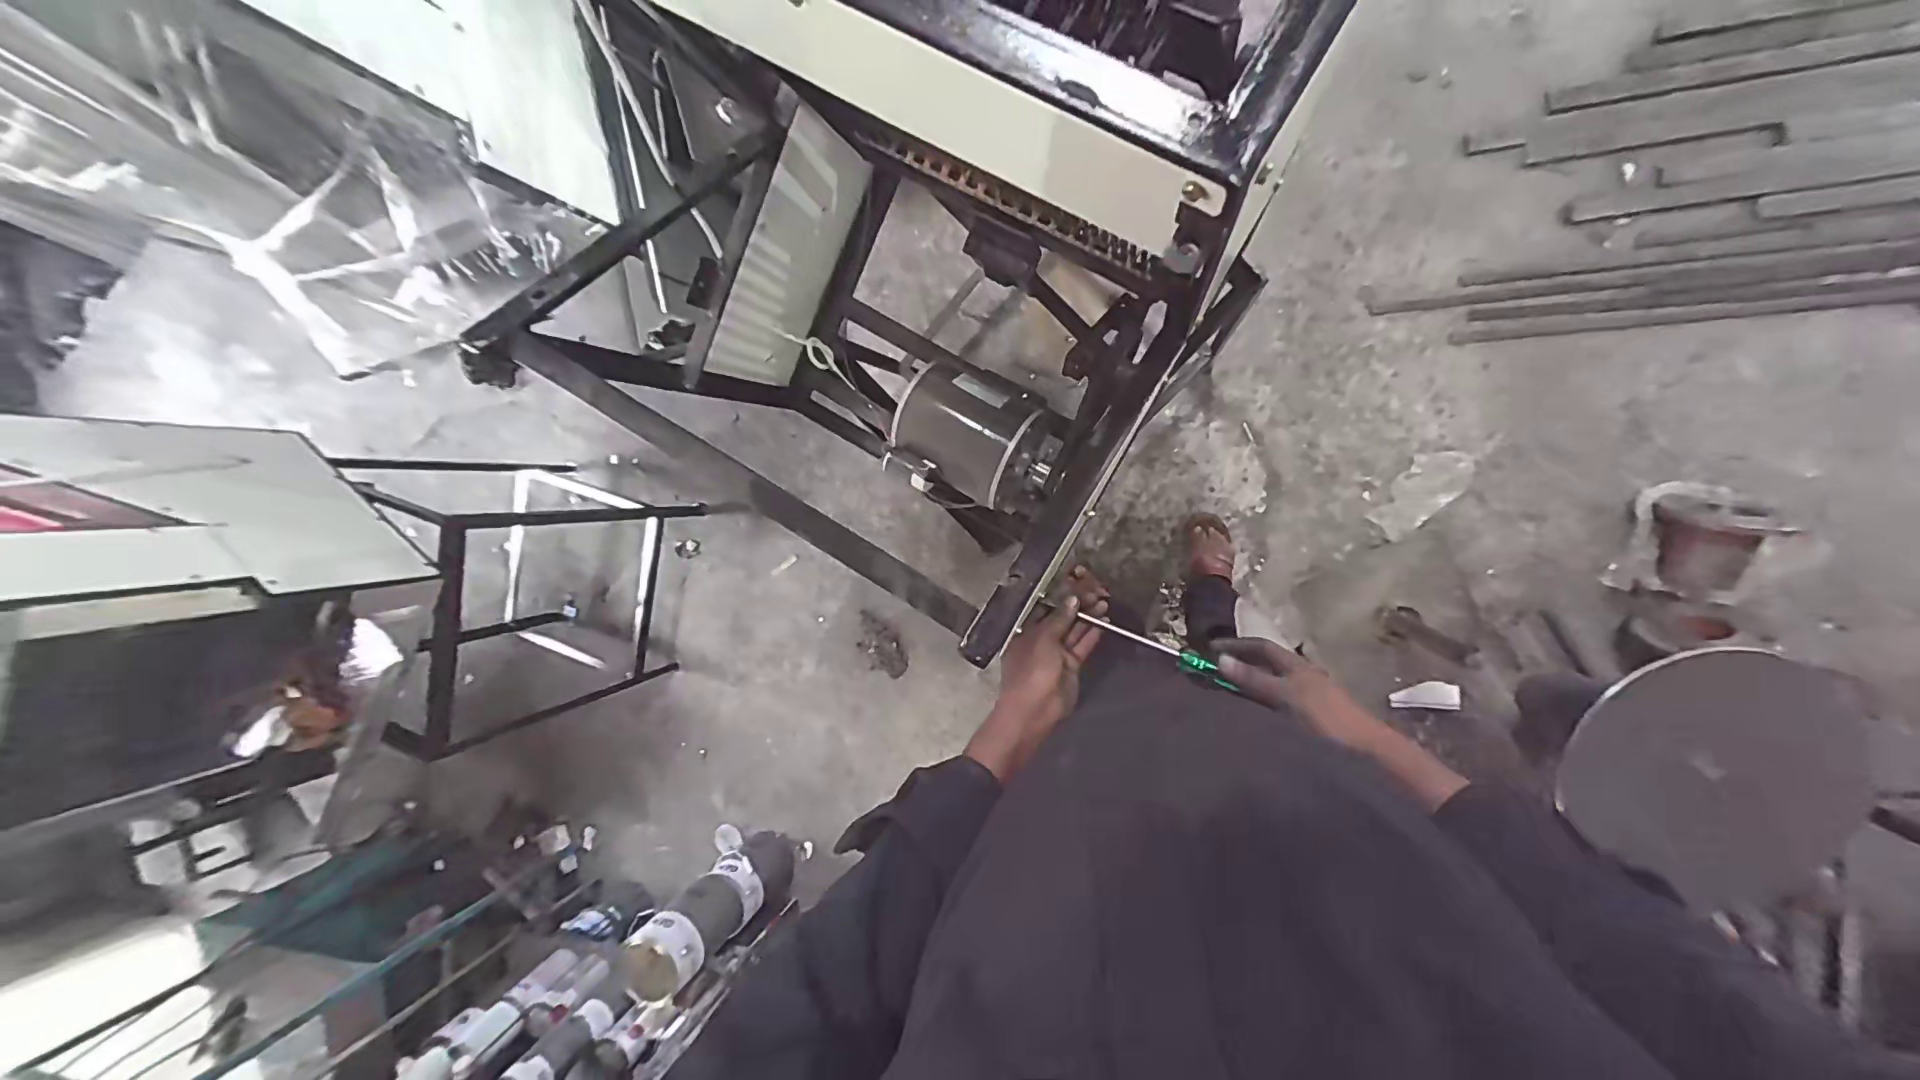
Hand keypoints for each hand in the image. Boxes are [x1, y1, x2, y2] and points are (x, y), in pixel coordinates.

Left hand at [965, 595, 1103, 781]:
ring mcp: (1057, 655)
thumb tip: (1072, 600)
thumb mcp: (1043, 640)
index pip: (1048, 609)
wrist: (1035, 710)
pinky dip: (1093, 634)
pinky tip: (1104, 622)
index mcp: (1028, 632)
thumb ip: (1059, 620)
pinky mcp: (1071, 667)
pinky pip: (1083, 646)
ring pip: (1075, 631)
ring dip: (1089, 617)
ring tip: (1105, 602)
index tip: (1081, 584)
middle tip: (1098, 591)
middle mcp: (1042, 640)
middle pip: (1063, 618)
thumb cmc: (1032, 672)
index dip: (1064, 597)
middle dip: (1079, 606)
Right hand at [1214, 638, 1353, 726]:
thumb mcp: (1285, 696)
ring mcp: (1310, 700)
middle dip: (1241, 664)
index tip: (1209, 650)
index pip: (1262, 647)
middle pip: (1267, 665)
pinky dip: (1260, 705)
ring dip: (1250, 686)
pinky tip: (1250, 717)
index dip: (1236, 646)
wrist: (1370, 754)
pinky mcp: (1313, 721)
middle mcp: (1304, 678)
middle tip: (1212, 672)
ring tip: (1225, 695)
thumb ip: (1254, 679)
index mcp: (1298, 666)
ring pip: (1273, 686)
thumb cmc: (1326, 719)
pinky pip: (1278, 705)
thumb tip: (1221, 659)